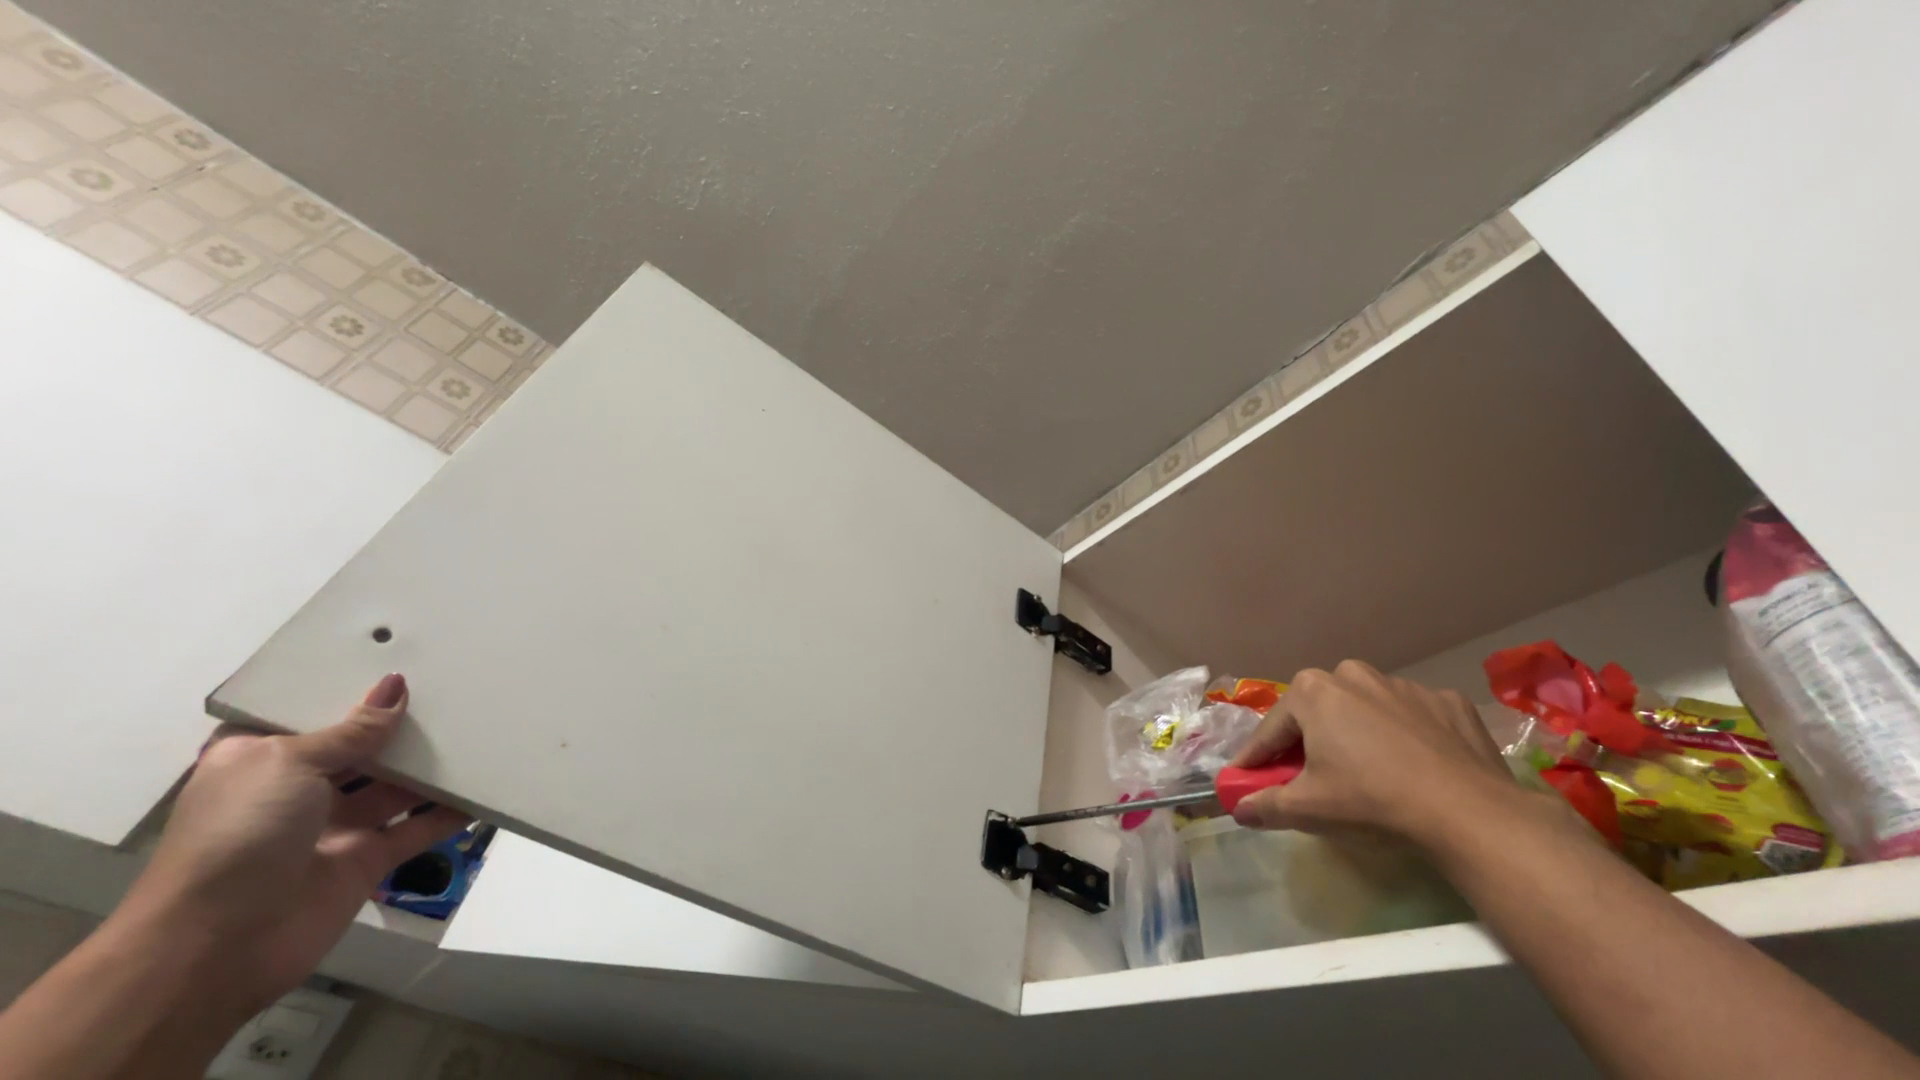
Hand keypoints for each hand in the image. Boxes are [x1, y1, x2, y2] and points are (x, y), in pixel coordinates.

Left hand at [114, 673, 468, 1016]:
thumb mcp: (287, 764)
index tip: (395, 658)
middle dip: (398, 724)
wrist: (216, 946)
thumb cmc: (238, 834)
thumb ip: (350, 730)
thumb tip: (395, 686)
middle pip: (359, 748)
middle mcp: (296, 788)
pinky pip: (416, 827)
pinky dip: (448, 812)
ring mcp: (333, 825)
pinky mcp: (366, 859)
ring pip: (393, 786)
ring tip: (480, 727)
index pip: (306, 712)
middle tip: (453, 687)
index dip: (345, 688)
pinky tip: (484, 788)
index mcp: (259, 758)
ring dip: (429, 765)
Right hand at [1228, 659, 1517, 845]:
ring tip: (1365, 773)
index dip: (1255, 759)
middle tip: (1307, 776)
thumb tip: (1238, 809)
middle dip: (1308, 740)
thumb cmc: (1371, 800)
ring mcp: (1406, 685)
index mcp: (1313, 692)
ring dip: (1358, 735)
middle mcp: (1354, 675)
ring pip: (1366, 711)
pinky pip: (1413, 718)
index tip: (1245, 778)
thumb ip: (1265, 805)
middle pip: (1318, 712)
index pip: (1271, 730)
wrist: (1468, 811)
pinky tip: (1413, 768)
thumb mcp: (1308, 809)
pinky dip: (1405, 737)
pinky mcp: (1448, 702)